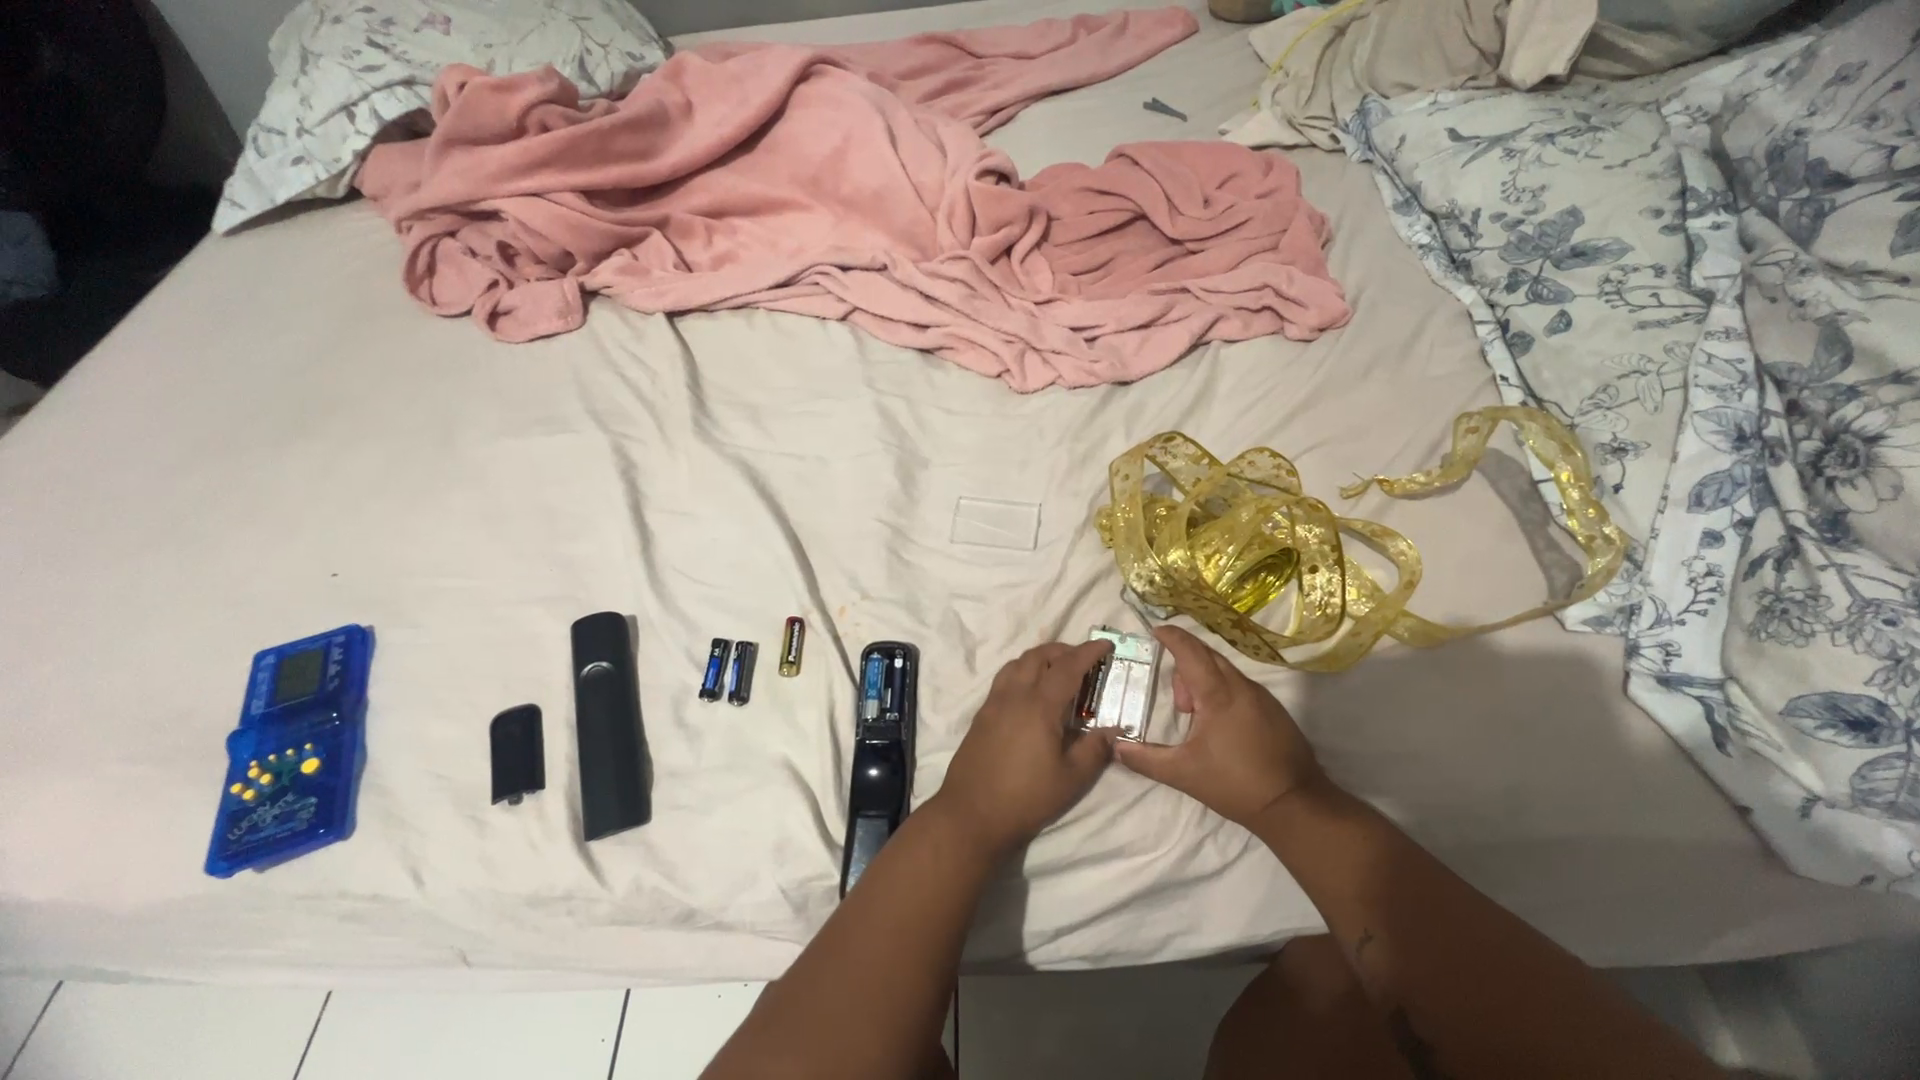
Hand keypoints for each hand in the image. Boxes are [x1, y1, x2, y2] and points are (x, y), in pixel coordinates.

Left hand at [932, 640, 1117, 855]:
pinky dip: (1022, 673)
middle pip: (1038, 656)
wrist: (972, 815)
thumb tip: (1114, 729)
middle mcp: (1013, 696)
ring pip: (1016, 664)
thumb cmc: (1026, 798)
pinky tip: (1032, 694)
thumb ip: (1095, 749)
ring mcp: (993, 704)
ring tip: (1058, 673)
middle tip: (1084, 660)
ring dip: (1039, 659)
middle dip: (1063, 650)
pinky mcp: (980, 717)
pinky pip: (1003, 680)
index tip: (1106, 645)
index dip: (1088, 652)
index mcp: (1039, 705)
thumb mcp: (1071, 778)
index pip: (1068, 666)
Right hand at [1114, 625, 1325, 827]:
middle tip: (1176, 700)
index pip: (1190, 652)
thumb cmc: (1235, 783)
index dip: (1172, 637)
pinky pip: (1240, 686)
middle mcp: (1242, 687)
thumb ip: (1145, 759)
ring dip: (1204, 682)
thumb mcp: (1182, 773)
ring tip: (1195, 717)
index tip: (1156, 630)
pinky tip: (1218, 725)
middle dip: (1185, 665)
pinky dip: (1222, 692)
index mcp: (1218, 694)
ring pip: (1226, 672)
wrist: (1295, 804)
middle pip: (1208, 657)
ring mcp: (1263, 697)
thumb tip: (1116, 748)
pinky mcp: (1275, 711)